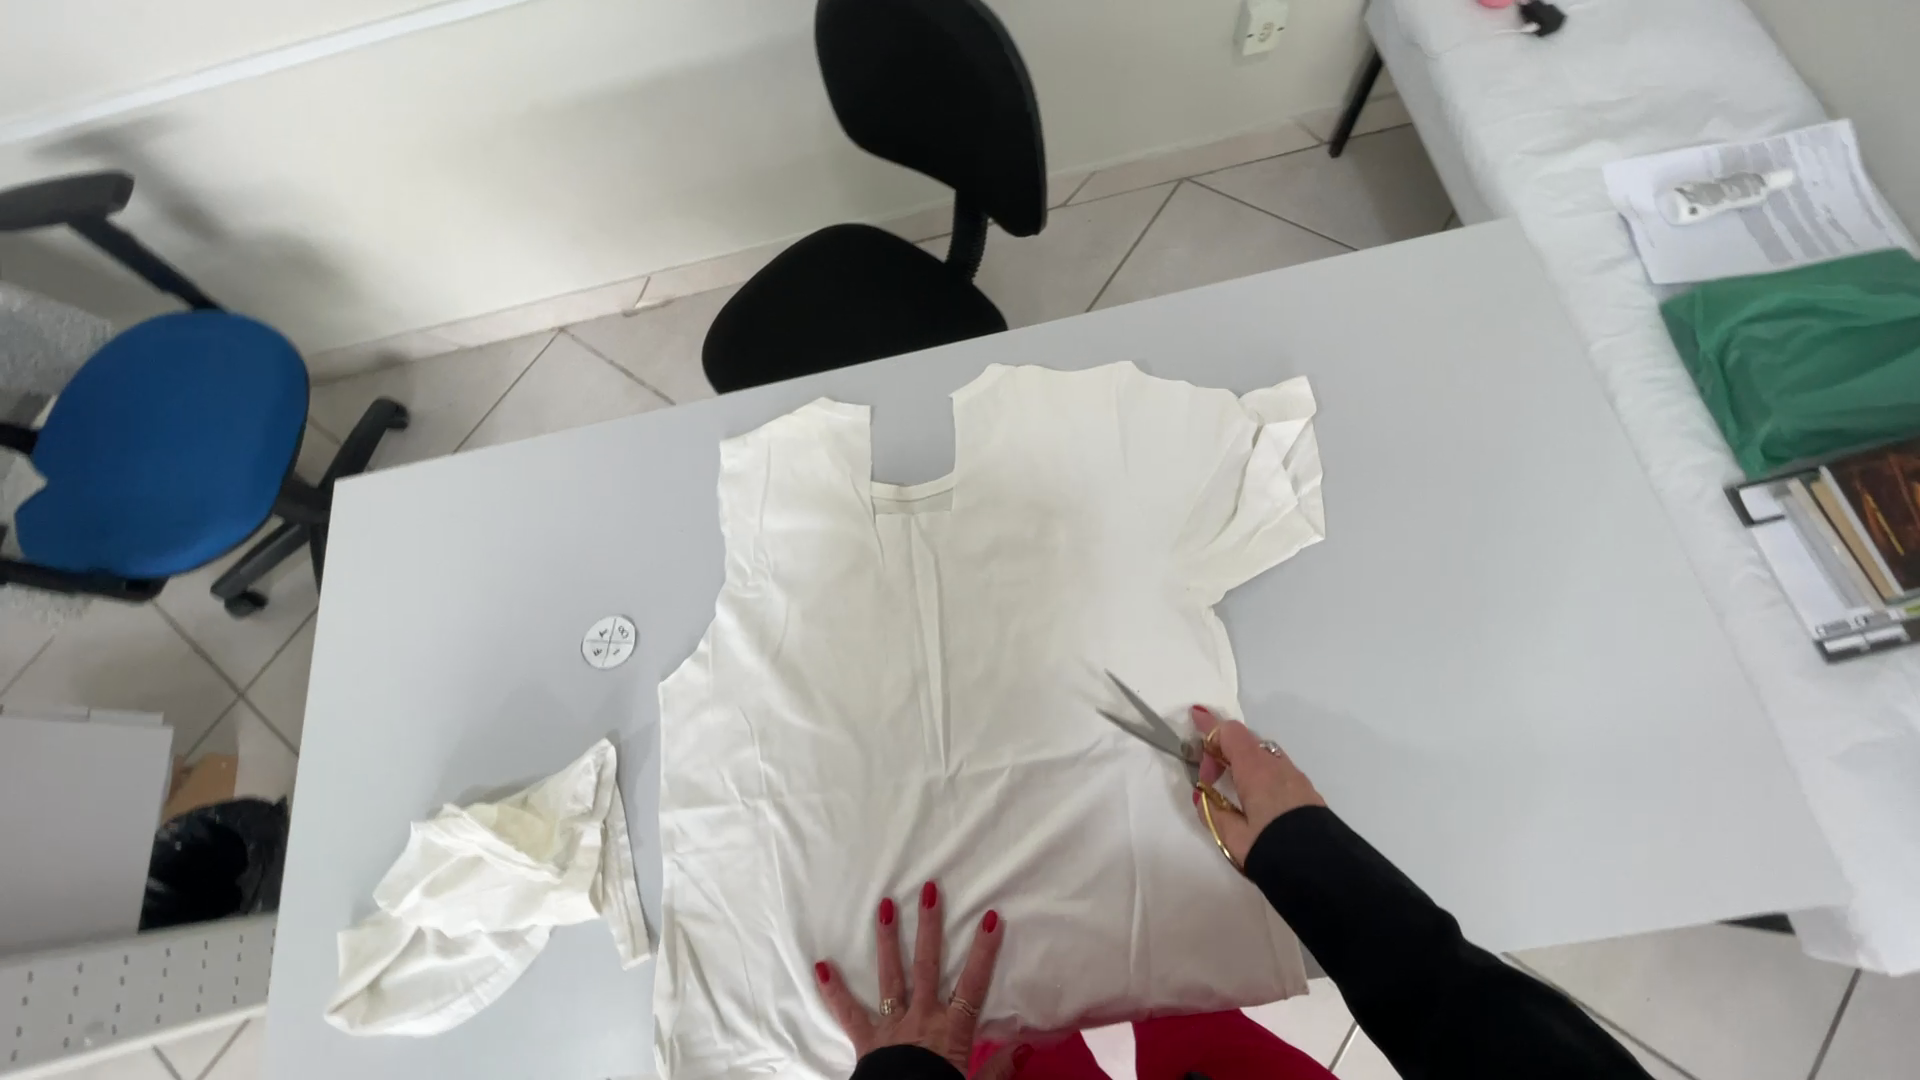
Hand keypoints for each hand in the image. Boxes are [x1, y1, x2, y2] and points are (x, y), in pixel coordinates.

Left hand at [815, 881, 1021, 1076]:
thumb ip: (998, 1069)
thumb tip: (1024, 1045)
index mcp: (950, 1029)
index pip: (973, 984)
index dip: (983, 950)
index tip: (990, 917)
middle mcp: (921, 1017)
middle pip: (927, 965)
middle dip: (929, 926)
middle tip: (928, 889)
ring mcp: (892, 1025)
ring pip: (891, 975)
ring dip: (888, 940)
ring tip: (884, 905)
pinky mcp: (866, 1040)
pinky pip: (848, 1013)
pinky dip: (833, 990)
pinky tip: (820, 966)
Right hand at [1190, 706, 1326, 865]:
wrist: (1327, 873)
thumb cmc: (1274, 850)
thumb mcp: (1233, 837)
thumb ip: (1213, 812)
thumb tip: (1202, 796)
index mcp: (1255, 770)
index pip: (1229, 733)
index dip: (1209, 725)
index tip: (1195, 716)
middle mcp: (1277, 766)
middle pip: (1245, 740)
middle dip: (1222, 749)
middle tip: (1208, 778)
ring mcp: (1295, 777)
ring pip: (1262, 754)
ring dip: (1242, 762)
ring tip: (1230, 789)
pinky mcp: (1306, 791)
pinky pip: (1276, 768)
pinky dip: (1258, 771)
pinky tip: (1254, 798)